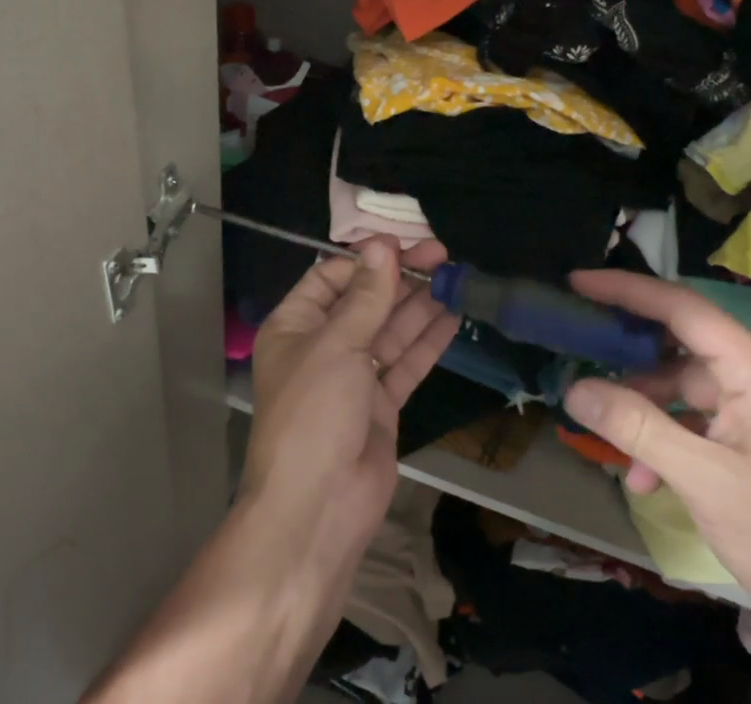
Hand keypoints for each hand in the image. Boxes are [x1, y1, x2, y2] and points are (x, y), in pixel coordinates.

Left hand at [241, 239, 457, 550]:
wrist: (318, 505)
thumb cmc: (314, 414)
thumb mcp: (335, 347)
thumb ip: (365, 299)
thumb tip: (380, 249)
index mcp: (294, 327)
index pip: (330, 278)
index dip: (367, 260)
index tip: (405, 245)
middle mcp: (321, 347)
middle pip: (364, 302)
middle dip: (401, 280)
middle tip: (443, 256)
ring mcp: (351, 379)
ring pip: (389, 332)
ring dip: (419, 307)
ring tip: (456, 278)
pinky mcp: (379, 406)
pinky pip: (404, 366)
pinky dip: (426, 344)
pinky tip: (453, 318)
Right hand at [561, 270, 750, 703]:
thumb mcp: (707, 482)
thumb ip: (638, 428)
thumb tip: (573, 388)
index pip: (686, 309)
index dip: (628, 290)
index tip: (576, 282)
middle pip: (686, 352)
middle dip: (630, 366)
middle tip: (577, 368)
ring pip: (693, 395)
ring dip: (649, 418)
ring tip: (615, 451)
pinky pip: (711, 429)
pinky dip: (675, 446)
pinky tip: (651, 482)